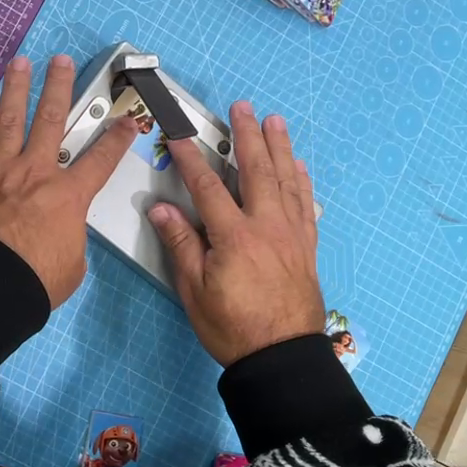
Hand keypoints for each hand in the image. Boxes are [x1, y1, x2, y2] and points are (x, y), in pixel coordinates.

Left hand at [0, 55, 134, 306]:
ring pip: (10, 119)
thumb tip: (62, 228)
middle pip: (51, 120)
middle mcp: (35, 173)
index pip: (101, 160)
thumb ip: (71, 235)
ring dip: (16, 88)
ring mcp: (0, 171)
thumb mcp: (72, 263)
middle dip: (60, 88)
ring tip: (20, 63)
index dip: (117, 138)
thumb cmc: (35, 282)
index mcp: (68, 196)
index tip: (127, 120)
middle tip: (62, 61)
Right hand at [149, 103, 324, 365]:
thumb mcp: (194, 290)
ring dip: (280, 148)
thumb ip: (181, 245)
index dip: (191, 160)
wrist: (282, 359)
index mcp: (234, 237)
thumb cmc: (231, 327)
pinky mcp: (306, 248)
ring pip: (287, 182)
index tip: (178, 135)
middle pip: (257, 172)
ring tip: (276, 122)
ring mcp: (291, 236)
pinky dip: (302, 181)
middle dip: (247, 137)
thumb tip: (161, 208)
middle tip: (242, 107)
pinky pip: (305, 206)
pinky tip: (299, 166)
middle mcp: (267, 227)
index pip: (208, 188)